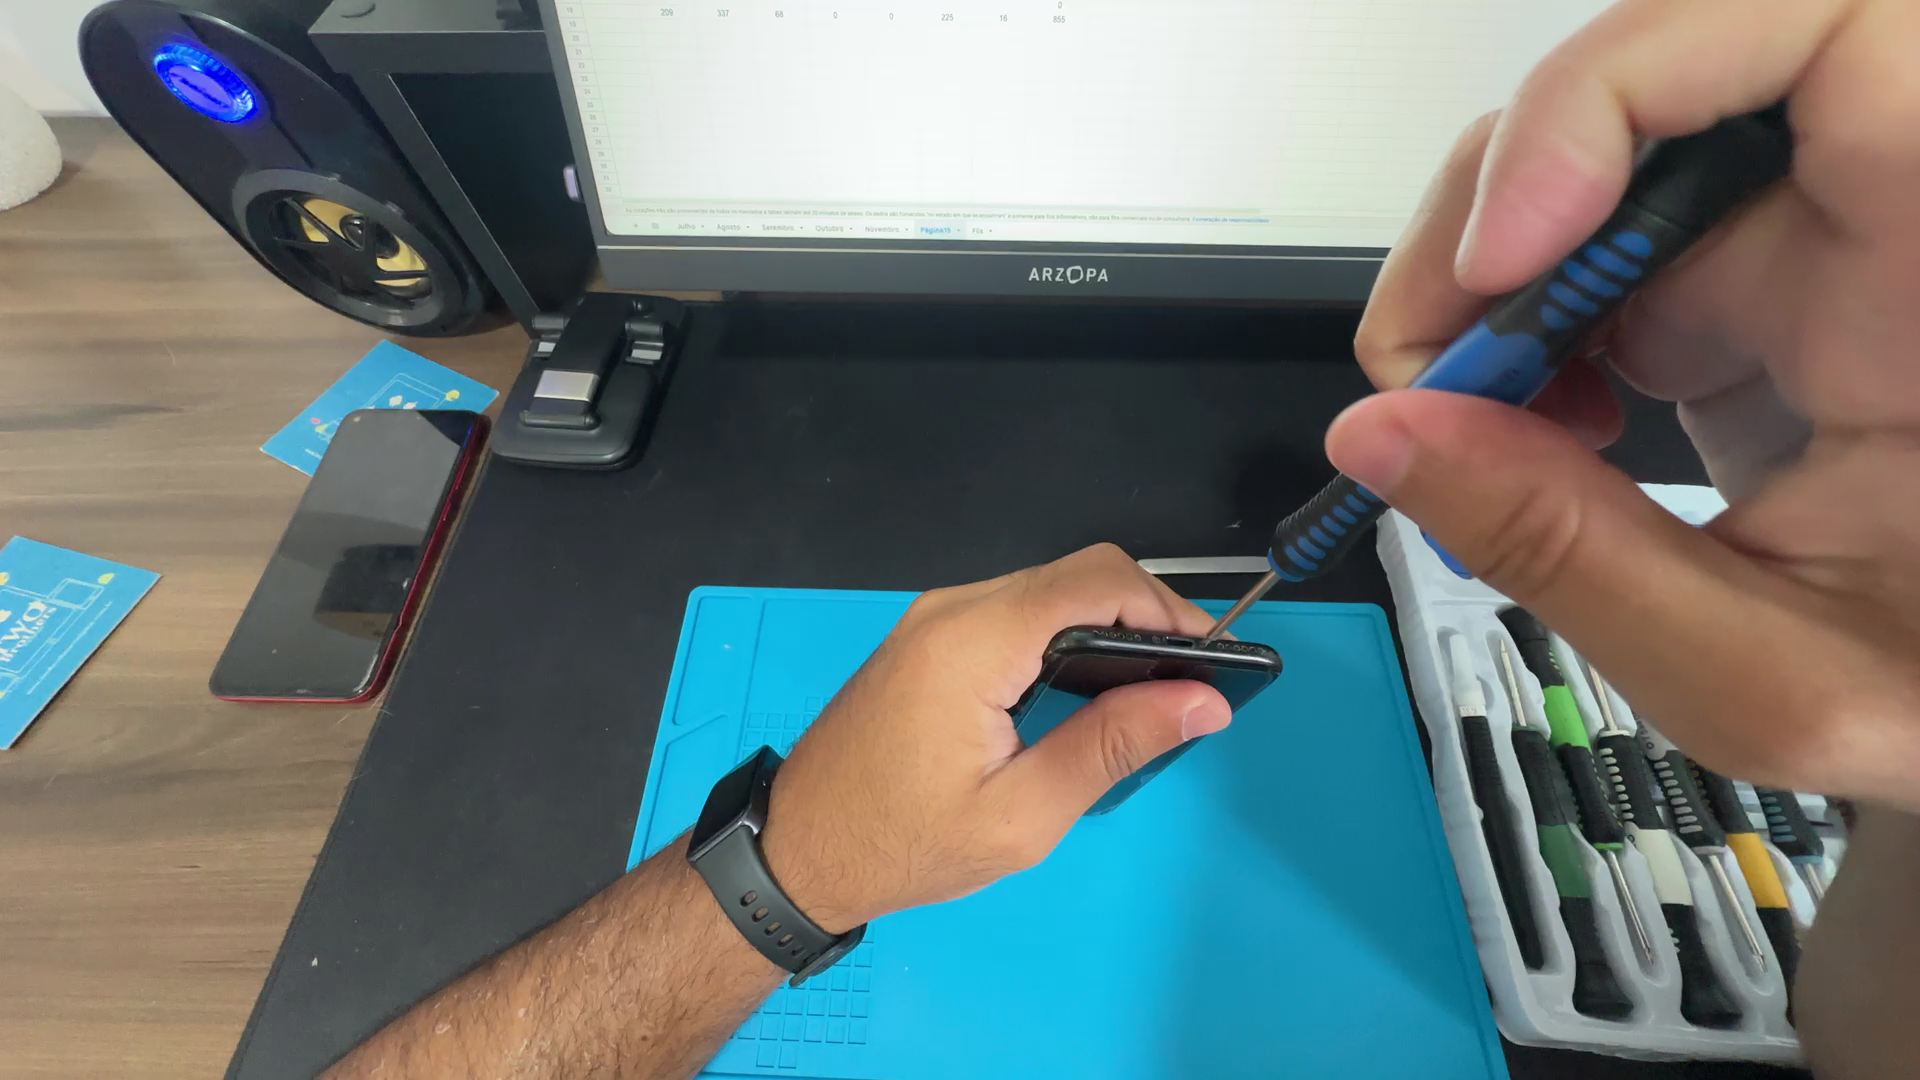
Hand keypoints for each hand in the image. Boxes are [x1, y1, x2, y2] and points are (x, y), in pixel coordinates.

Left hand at [756, 544, 1231, 932]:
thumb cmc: (905, 843)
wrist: (799, 845)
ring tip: (1152, 686)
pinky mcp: (932, 632)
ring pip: (1048, 588)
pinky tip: (1090, 682)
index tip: (1214, 658)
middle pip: (1074, 574)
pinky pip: (1017, 609)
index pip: (1094, 582)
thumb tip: (1202, 701)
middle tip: (1189, 680)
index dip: (1166, 608)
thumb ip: (1113, 746)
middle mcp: (954, 606)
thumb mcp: (1021, 815)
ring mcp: (937, 615)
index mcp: (973, 640)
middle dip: (1145, 614)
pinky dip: (1067, 632)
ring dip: (1107, 623)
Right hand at [1333, 0, 1919, 809]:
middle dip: (1479, 236)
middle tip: (1421, 380)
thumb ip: (1557, 549)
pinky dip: (1510, 339)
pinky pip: (1584, 259)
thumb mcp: (1755, 675)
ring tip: (1480, 430)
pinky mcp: (1748, 285)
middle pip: (1640, 105)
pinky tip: (1534, 427)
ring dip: (1478, 303)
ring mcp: (1816, 245)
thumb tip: (1373, 434)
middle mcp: (1900, 219)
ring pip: (1582, 182)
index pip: (1824, 33)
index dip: (1611, 102)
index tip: (1500, 262)